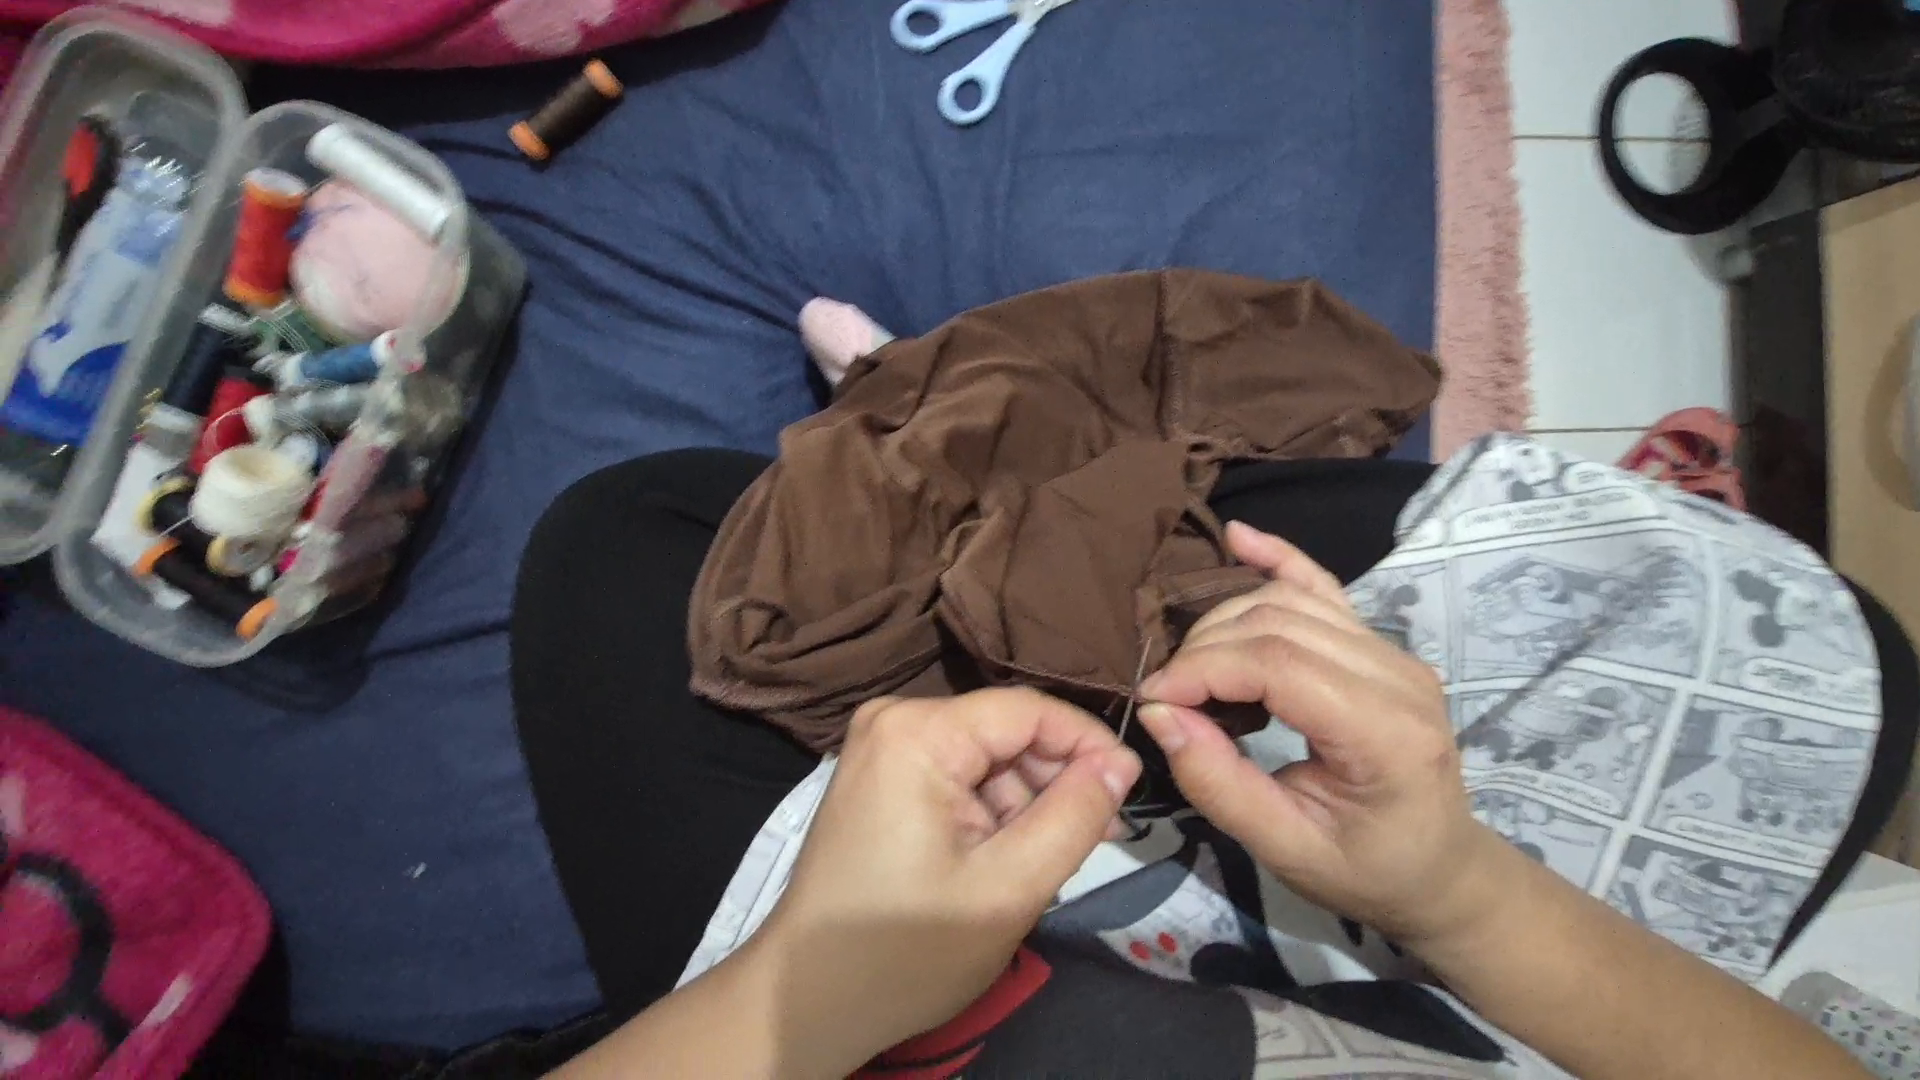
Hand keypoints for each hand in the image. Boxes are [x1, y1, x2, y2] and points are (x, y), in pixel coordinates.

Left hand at [752, 688, 1141, 1072]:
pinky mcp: (881, 772)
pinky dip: (991, 808)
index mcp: (918, 731)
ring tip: (1041, 862)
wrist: (808, 998)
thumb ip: (1074, 816)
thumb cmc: (906, 950)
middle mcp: (895, 718)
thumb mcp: (1008, 888)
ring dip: (1024, 801)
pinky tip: (1002, 856)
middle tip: (1096, 836)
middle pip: (1005, 730)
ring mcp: (883, 744)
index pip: (1028, 709)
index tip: (1130, 788)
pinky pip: (957, 772)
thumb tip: (1121, 763)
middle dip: (1054, 779)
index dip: (1087, 742)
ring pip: (986, 754)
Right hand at [1135, 521, 1504, 945]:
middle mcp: (1397, 673)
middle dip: (1203, 649)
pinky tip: (1239, 537)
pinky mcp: (1376, 643)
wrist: (1440, 870)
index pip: (1277, 663)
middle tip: (1166, 695)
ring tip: (1189, 666)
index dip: (1201, 669)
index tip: (1153, 699)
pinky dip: (1277, 557)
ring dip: (1222, 620)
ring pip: (1287, 599)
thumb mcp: (1286, 850)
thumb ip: (1219, 784)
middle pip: (1276, 622)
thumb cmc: (1367, 871)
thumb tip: (1158, 714)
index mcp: (1386, 732)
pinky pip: (1320, 584)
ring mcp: (1391, 650)